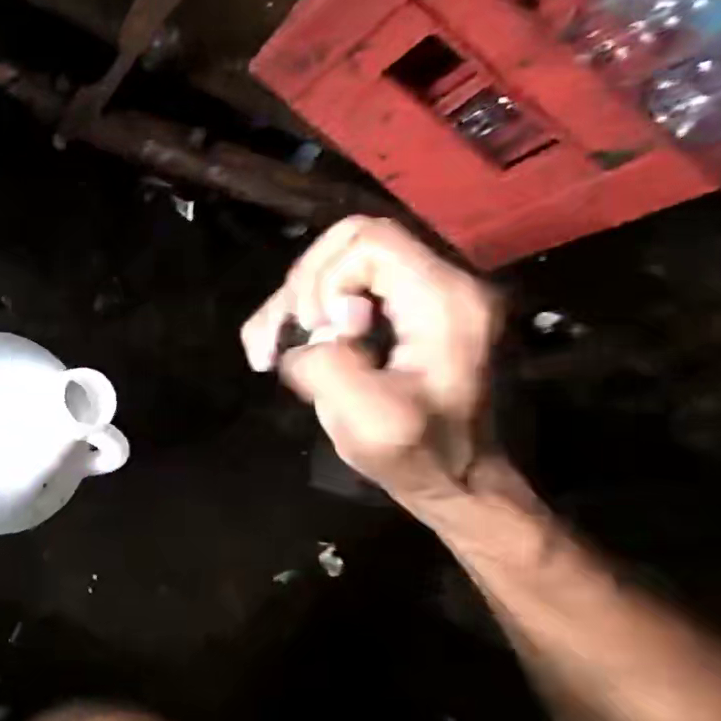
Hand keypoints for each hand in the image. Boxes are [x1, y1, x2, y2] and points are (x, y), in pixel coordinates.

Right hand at [240, 216, 504, 508]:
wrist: (453, 479)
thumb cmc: (418, 454)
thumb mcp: (369, 420)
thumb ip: (328, 365)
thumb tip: (310, 337)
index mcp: (442, 301)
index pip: (367, 241)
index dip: (326, 281)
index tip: (327, 336)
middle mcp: (438, 284)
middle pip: (346, 241)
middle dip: (303, 289)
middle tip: (293, 340)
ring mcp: (418, 296)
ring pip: (333, 264)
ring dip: (291, 305)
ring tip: (268, 352)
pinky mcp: (397, 312)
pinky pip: (336, 288)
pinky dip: (298, 315)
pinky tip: (277, 350)